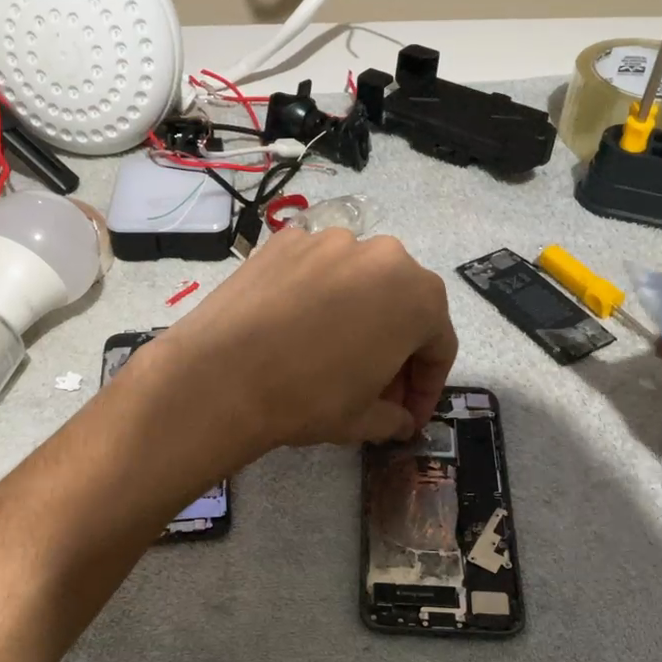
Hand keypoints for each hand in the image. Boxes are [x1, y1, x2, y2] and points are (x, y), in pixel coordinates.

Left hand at [146, 226, 457, 458]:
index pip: (439, 346)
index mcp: (418, 296)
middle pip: (402, 307)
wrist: (222, 376)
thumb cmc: (308, 398)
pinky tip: (295, 333)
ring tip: (332, 360)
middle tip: (376, 393)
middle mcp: (382, 254)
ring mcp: (329, 240)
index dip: (427, 388)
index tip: (408, 416)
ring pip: (358, 285)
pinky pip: (316, 273)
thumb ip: (393, 417)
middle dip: (395, 352)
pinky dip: (317, 300)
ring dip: (358, 321)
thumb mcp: (362, 420)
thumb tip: (399, 421)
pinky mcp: (284, 241)